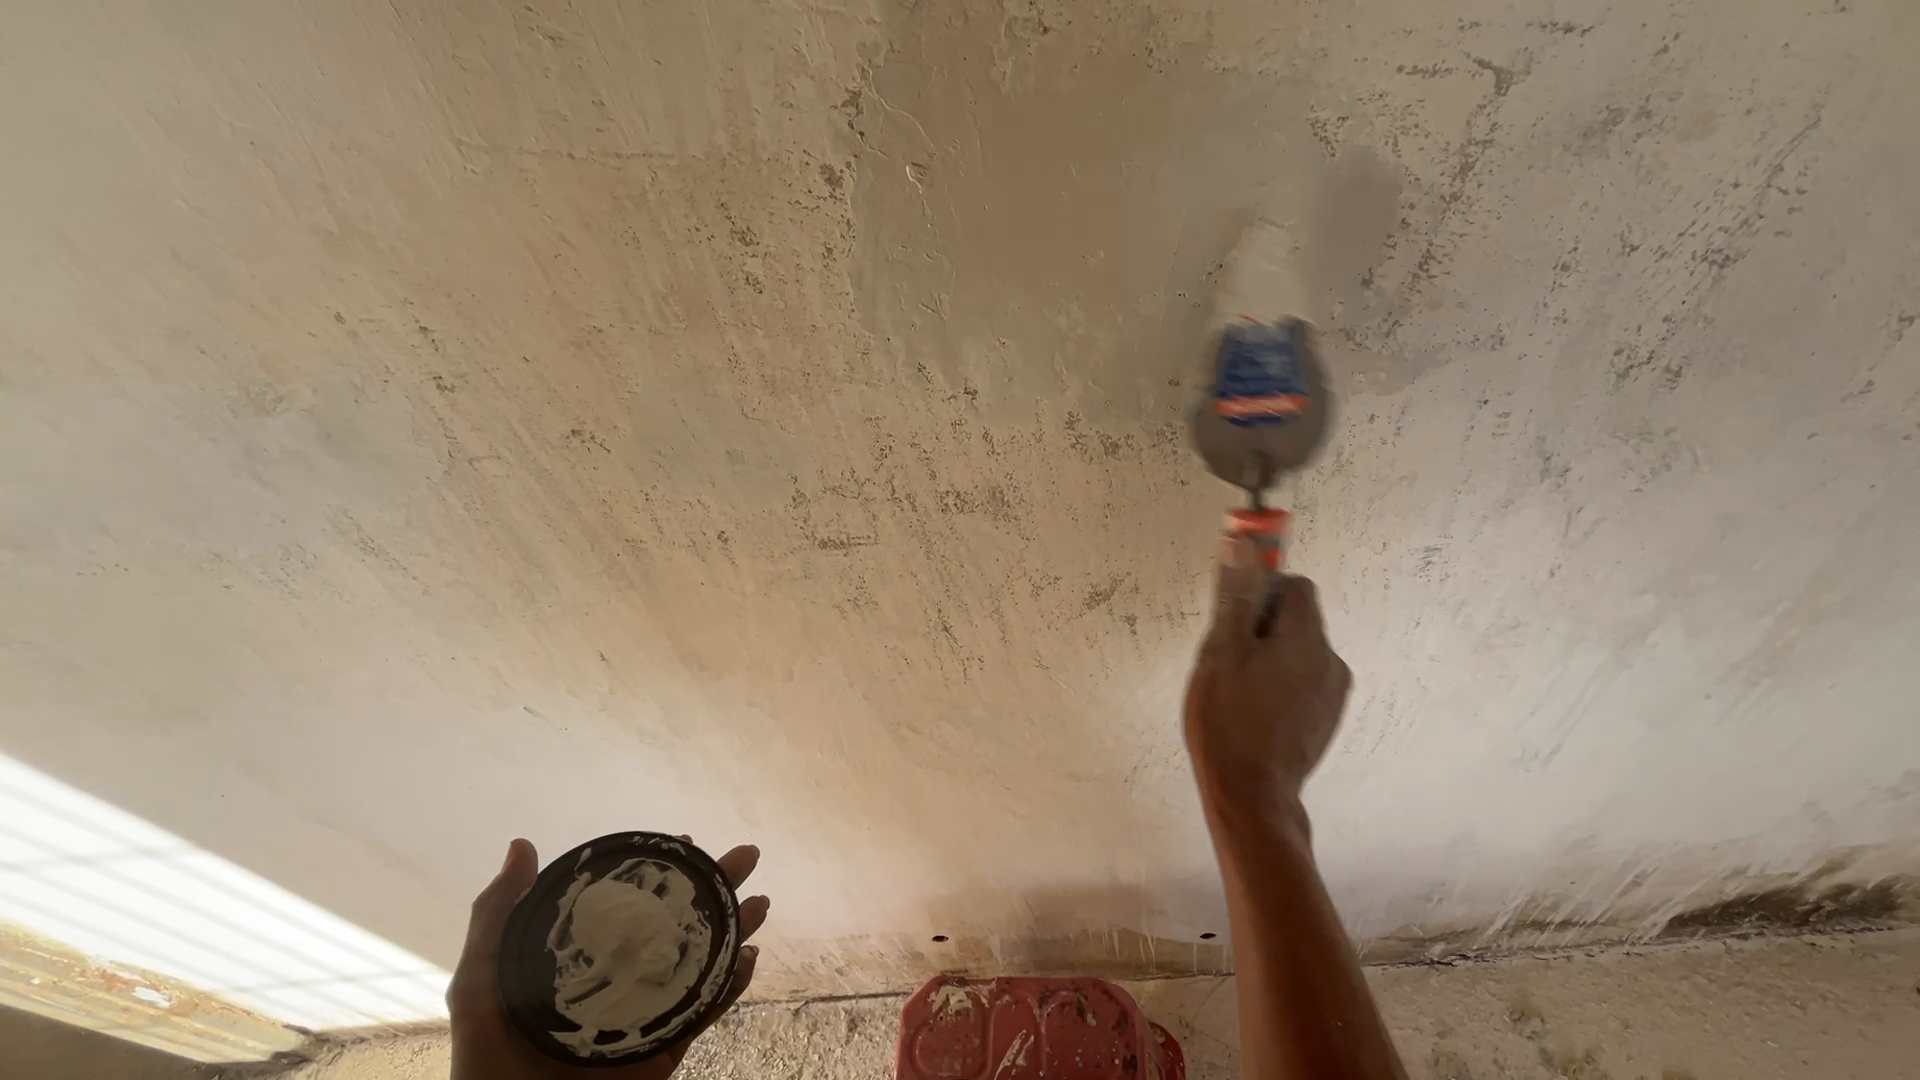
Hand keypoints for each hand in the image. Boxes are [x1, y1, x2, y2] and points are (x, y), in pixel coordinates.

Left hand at [448, 838, 770, 1079]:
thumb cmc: (489, 1065)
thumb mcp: (479, 985)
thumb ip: (495, 917)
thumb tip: (521, 844)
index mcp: (589, 957)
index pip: (634, 902)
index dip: (663, 869)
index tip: (685, 840)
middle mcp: (626, 977)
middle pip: (681, 923)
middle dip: (717, 886)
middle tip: (746, 856)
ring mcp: (650, 1013)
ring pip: (705, 960)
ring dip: (736, 928)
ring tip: (759, 902)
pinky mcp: (666, 1049)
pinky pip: (706, 1012)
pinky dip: (733, 985)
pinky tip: (746, 957)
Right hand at [1184, 536, 1350, 814]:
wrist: (1250, 794)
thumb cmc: (1228, 720)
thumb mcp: (1220, 651)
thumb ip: (1235, 595)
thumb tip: (1242, 543)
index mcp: (1308, 639)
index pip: (1295, 585)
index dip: (1261, 592)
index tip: (1234, 618)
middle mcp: (1332, 661)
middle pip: (1296, 619)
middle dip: (1260, 627)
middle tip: (1227, 659)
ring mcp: (1333, 694)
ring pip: (1297, 652)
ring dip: (1269, 657)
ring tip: (1237, 690)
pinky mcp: (1327, 719)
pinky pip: (1303, 680)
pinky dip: (1280, 683)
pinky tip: (1253, 711)